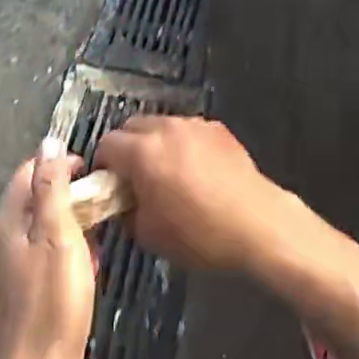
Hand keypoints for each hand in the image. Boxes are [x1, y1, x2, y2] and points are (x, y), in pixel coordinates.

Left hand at [0, 142, 95, 358]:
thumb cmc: (53, 300)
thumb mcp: (60, 235)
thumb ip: (53, 188)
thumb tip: (49, 141)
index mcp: (6, 221)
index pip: (30, 169)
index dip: (63, 163)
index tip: (95, 173)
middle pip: (34, 197)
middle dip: (69, 192)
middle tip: (102, 203)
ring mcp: (3, 266)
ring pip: (39, 224)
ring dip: (69, 221)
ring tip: (98, 233)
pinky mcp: (14, 289)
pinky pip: (40, 250)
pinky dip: (63, 247)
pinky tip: (82, 264)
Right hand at [94, 117, 297, 272]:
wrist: (255, 222)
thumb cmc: (198, 233)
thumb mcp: (147, 232)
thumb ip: (125, 209)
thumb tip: (122, 201)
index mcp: (143, 151)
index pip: (106, 144)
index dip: (103, 166)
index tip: (109, 186)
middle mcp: (168, 129)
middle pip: (132, 126)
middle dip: (126, 149)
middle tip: (132, 180)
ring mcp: (197, 125)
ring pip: (162, 125)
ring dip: (155, 144)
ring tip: (165, 175)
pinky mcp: (219, 129)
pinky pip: (188, 131)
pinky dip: (182, 144)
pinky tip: (194, 171)